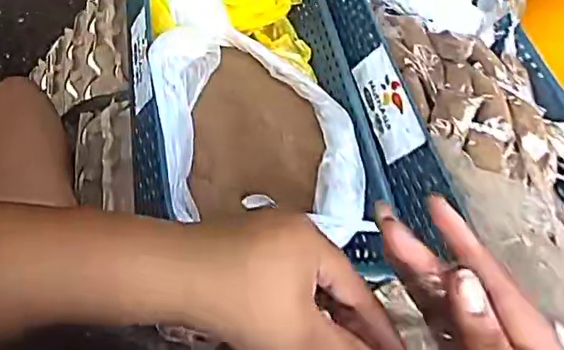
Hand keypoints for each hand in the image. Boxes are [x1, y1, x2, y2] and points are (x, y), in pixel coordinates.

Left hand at [189, 212, 404, 349]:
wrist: (182, 273)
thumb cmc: (245, 300)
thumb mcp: (300, 334)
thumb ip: (344, 348)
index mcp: (315, 240)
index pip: (360, 291)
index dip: (381, 332)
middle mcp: (296, 227)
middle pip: (336, 283)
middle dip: (351, 324)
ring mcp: (270, 232)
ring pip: (311, 281)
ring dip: (324, 316)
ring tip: (334, 346)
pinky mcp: (248, 242)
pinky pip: (287, 275)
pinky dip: (298, 303)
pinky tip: (297, 328)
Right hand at [377, 198, 562, 349]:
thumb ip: (490, 337)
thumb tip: (461, 278)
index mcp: (530, 339)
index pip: (491, 280)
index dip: (460, 238)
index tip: (434, 204)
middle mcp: (507, 341)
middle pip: (463, 290)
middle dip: (423, 255)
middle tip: (388, 223)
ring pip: (448, 310)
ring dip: (416, 277)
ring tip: (389, 244)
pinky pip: (442, 337)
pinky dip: (420, 314)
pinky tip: (401, 297)